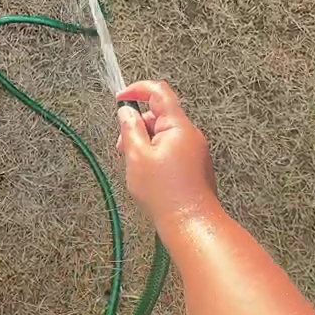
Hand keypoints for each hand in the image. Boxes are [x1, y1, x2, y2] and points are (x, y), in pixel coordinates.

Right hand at [115, 80, 217, 220]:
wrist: (191, 224)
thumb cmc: (165, 194)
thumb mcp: (137, 156)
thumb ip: (129, 129)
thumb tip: (126, 112)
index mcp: (178, 127)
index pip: (159, 92)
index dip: (137, 90)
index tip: (120, 98)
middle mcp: (190, 135)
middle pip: (160, 115)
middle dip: (137, 124)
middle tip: (121, 146)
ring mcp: (194, 150)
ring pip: (163, 133)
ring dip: (144, 141)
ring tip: (133, 165)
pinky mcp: (194, 164)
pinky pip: (170, 148)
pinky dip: (154, 153)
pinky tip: (146, 173)